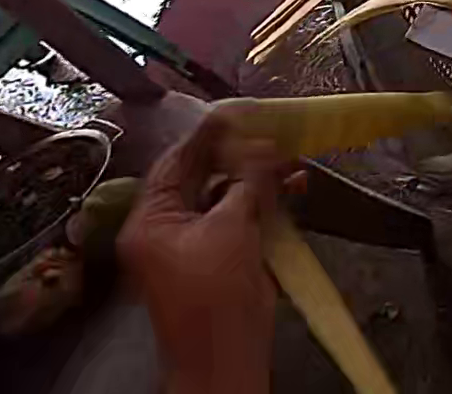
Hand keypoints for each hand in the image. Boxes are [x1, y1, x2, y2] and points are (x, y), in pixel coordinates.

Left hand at [117, 113, 277, 393]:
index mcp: (153, 220)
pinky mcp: (229, 244)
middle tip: (274, 125)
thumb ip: (248, 179)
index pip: (176, 163)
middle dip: (243, 150)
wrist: (227, 343)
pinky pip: (249, 207)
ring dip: (263, 171)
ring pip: (232, 188)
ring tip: (294, 153)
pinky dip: (272, 193)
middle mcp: (171, 223)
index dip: (207, 135)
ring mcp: (200, 235)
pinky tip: (297, 182)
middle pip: (206, 173)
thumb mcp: (231, 224)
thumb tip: (264, 142)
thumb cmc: (215, 284)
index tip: (237, 109)